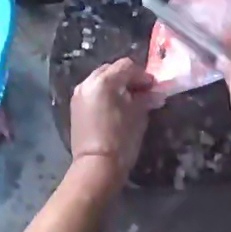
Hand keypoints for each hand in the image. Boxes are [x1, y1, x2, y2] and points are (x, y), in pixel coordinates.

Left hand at [69, 58, 158, 181]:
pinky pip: (92, 91)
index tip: (152, 87)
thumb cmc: (121, 139)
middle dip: (127, 78)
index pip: (127, 66)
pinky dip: (104, 93)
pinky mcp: (75, 105)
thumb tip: (155, 93)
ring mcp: (79, 93)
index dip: (142, 75)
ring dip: (115, 85)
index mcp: (104, 81)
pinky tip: (114, 107)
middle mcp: (88, 82)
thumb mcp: (139, 115)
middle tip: (142, 92)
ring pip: (100, 79)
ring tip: (128, 100)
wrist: (96, 165)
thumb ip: (146, 98)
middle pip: (111, 69)